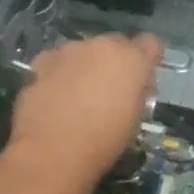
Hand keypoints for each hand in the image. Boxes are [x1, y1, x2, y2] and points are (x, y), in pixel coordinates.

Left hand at [6, 33, 163, 182]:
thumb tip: (130, 88)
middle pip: (115, 44)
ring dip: (86, 65)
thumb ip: (136, 93)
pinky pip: (57, 61)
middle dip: (116, 62)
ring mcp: (69, 50)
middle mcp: (102, 46)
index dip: (149, 58)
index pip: (151, 43)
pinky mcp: (43, 61)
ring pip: (84, 51)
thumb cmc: (105, 140)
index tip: (143, 78)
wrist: (54, 150)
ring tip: (78, 95)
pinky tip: (55, 96)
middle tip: (110, 91)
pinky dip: (59, 73)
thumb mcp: (136, 119)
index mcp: (132, 59)